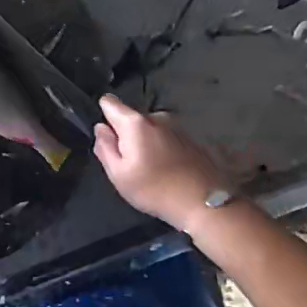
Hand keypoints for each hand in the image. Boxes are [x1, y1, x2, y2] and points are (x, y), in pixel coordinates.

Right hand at [92, 94, 229, 227]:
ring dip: (146, 144)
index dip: (103, 117)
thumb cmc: (155, 190)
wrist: (205, 204)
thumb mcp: (118, 174)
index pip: (109, 102)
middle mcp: (157, 116)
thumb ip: (104, 147)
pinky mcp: (192, 138)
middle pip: (130, 119)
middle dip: (126, 136)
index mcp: (135, 123)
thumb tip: (101, 128)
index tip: (108, 138)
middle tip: (130, 163)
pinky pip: (166, 138)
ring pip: (149, 130)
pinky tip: (168, 171)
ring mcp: (178, 126)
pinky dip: (163, 149)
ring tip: (151, 170)